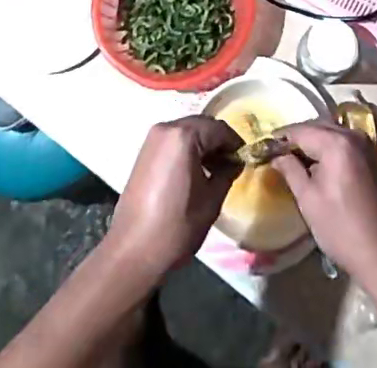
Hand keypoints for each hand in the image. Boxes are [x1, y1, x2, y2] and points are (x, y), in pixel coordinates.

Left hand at [104, 115, 243, 279]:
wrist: (132, 251)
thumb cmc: (176, 226)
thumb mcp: (211, 200)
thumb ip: (227, 173)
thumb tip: (234, 162)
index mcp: (184, 136)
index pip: (219, 129)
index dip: (235, 143)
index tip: (244, 159)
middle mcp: (166, 128)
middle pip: (202, 125)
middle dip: (218, 141)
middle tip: (231, 163)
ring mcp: (152, 139)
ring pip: (187, 131)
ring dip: (203, 144)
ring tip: (214, 169)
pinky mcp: (144, 152)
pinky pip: (173, 141)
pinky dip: (187, 149)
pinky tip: (195, 171)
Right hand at [272, 121, 376, 279]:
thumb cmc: (340, 227)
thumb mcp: (307, 199)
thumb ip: (290, 170)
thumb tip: (276, 155)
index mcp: (335, 143)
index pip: (300, 130)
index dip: (280, 139)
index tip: (264, 150)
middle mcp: (352, 135)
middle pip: (316, 127)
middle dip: (296, 139)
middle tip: (277, 156)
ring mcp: (364, 144)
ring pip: (330, 133)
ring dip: (312, 142)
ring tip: (294, 161)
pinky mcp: (370, 156)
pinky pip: (342, 142)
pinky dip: (327, 147)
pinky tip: (316, 165)